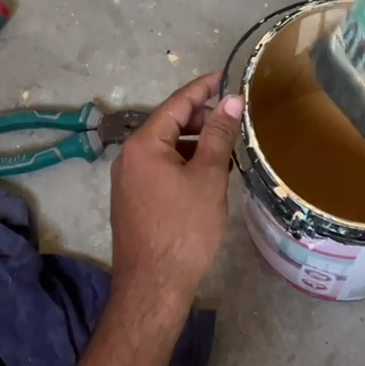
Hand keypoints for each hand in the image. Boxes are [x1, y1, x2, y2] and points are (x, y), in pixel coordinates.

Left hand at [107, 71, 243, 311]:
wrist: (153, 289)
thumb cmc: (184, 228)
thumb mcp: (208, 177)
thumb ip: (218, 134)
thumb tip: (230, 99)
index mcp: (144, 143)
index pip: (177, 102)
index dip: (203, 87)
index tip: (226, 76)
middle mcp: (130, 156)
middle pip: (170, 124)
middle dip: (203, 118)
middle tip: (235, 119)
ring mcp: (129, 180)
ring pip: (168, 148)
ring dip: (197, 144)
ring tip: (229, 148)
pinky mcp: (135, 201)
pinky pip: (162, 168)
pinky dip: (186, 163)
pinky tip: (210, 175)